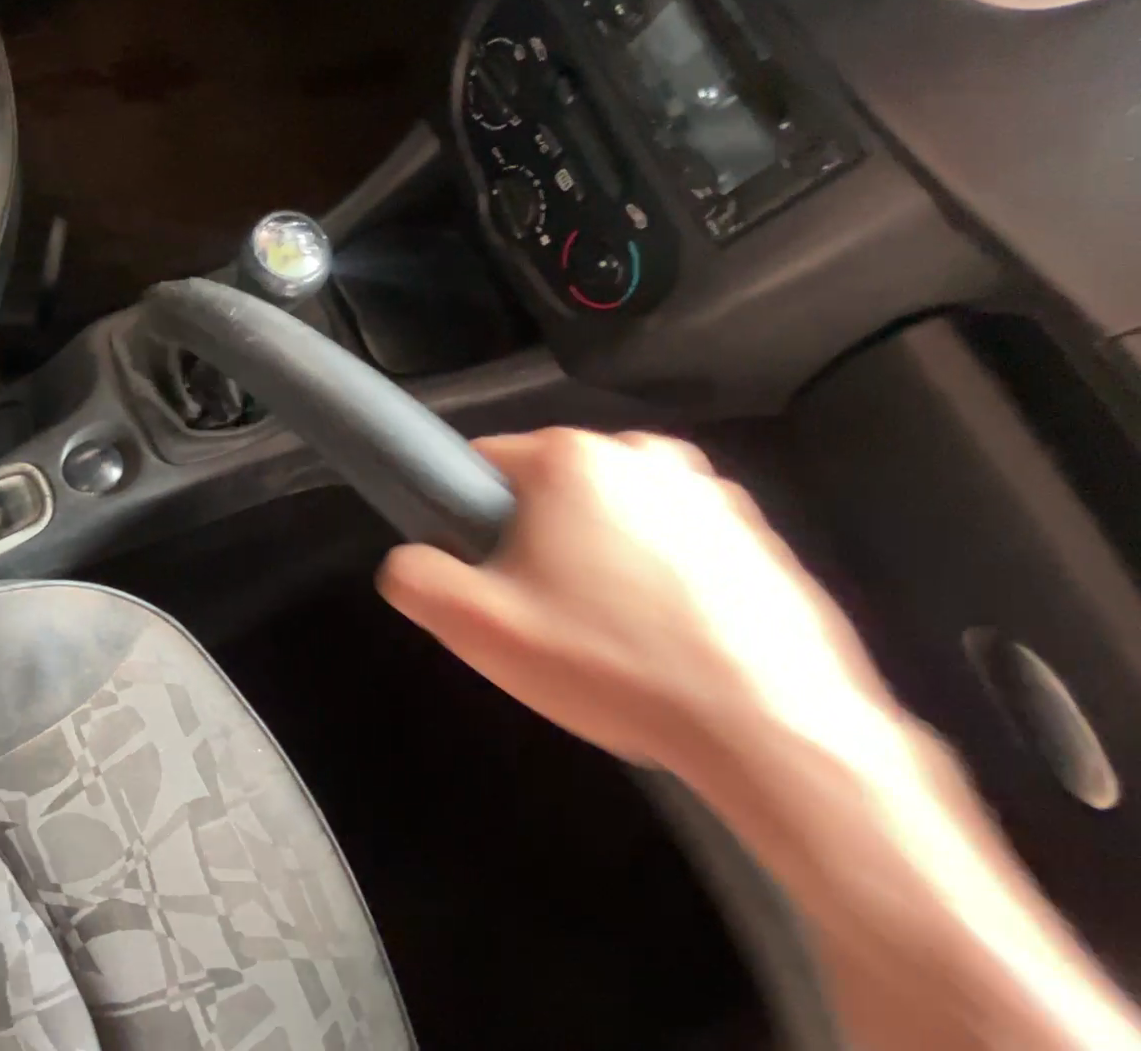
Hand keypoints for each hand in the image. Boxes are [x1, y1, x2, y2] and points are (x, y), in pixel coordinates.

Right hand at [377, 429, 906, 777]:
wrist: (772, 730)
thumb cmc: (611, 664)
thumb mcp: (478, 628)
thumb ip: (416, 577)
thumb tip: (411, 559)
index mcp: (573, 458)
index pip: (478, 464)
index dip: (462, 520)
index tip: (479, 578)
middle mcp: (645, 454)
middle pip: (546, 493)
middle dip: (530, 545)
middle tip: (540, 619)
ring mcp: (711, 492)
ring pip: (608, 520)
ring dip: (591, 563)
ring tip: (606, 640)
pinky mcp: (758, 536)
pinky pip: (669, 545)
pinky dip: (652, 581)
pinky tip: (661, 643)